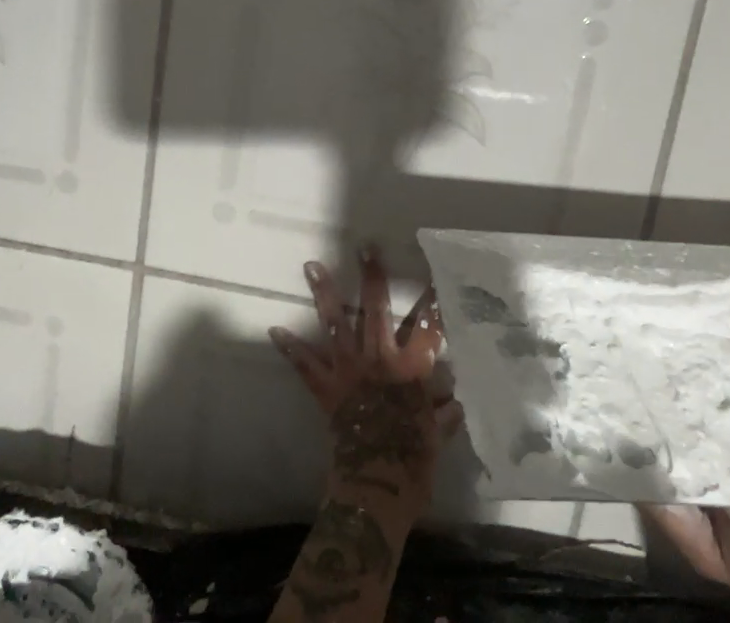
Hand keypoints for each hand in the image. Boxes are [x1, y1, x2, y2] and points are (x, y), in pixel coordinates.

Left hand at [269, 248, 463, 517]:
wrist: (376, 482)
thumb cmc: (413, 459)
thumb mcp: (437, 434)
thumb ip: (444, 414)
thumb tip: (453, 402)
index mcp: (412, 368)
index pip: (427, 327)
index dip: (432, 301)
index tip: (436, 276)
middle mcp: (379, 359)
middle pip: (376, 309)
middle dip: (372, 277)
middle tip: (365, 248)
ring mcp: (349, 370)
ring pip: (335, 323)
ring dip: (324, 293)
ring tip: (312, 266)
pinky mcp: (325, 387)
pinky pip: (306, 364)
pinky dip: (291, 348)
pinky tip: (275, 330)